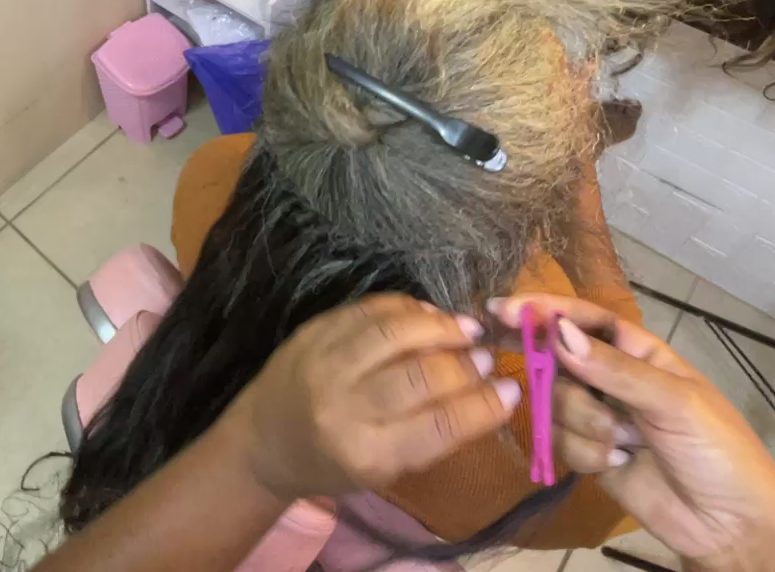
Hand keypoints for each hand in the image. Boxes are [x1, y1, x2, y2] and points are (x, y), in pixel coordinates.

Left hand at [220, 294, 523, 501]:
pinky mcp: (313, 330)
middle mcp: (342, 405)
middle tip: (489, 353)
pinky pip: (365, 310)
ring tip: (467, 326)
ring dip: (436, 326)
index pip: (436, 426)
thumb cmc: (330, 464)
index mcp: (365, 454)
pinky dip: (402, 307)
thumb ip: (428, 433)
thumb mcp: (382, 468)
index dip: (481, 406)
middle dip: (463, 362)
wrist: (263, 440)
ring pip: (390, 332)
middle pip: (417, 375)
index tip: (512, 389)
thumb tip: (484, 391)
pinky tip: (427, 312)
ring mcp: (324, 361)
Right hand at [489, 296, 774, 571]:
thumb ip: (615, 369)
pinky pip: (559, 438)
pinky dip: (584, 452)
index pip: (579, 317)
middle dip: (542, 363)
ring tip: (624, 444)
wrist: (735, 533)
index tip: (503, 309)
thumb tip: (559, 334)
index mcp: (635, 349)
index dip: (541, 309)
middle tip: (497, 347)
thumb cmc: (719, 453)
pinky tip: (618, 465)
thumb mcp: (676, 403)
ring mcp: (596, 413)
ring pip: (554, 399)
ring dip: (583, 422)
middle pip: (554, 354)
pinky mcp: (587, 450)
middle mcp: (608, 375)